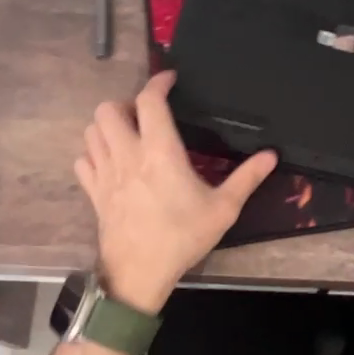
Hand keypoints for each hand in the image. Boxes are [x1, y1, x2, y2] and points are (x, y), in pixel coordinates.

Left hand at [73, 71, 277, 313]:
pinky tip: (110, 162)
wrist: (140, 273)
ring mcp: (105, 173)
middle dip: (126, 105)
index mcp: (160, 151)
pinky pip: (82, 160)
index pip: (150, 101)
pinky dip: (93, 153)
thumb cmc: (183, 237)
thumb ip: (247, 178)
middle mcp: (127, 154)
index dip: (158, 83)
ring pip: (91, 131)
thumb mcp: (223, 209)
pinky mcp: (93, 192)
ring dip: (108, 126)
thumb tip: (271, 155)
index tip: (170, 81)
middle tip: (146, 117)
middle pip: (109, 109)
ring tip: (128, 135)